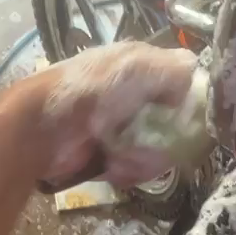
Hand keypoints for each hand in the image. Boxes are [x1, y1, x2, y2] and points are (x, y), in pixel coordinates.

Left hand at [12, 41, 199, 187]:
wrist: (41, 130)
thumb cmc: (91, 90)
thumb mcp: (138, 66)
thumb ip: (177, 70)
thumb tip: (194, 88)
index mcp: (142, 65)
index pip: (185, 82)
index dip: (190, 101)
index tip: (189, 117)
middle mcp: (136, 95)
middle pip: (178, 123)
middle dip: (168, 137)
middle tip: (151, 141)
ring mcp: (124, 127)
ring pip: (161, 149)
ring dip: (146, 156)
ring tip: (123, 155)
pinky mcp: (111, 155)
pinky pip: (138, 167)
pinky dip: (129, 169)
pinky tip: (114, 166)